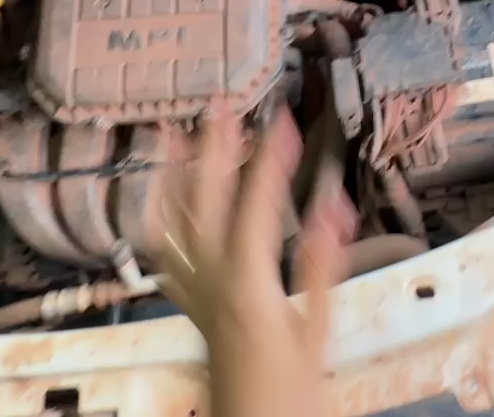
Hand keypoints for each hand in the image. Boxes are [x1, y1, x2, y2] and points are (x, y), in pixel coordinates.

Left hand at [158, 111, 357, 416]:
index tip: (283, 119)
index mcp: (246, 283)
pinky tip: (160, 191)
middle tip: (222, 105)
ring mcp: (192, 289)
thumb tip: (333, 203)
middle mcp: (210, 279)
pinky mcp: (188, 299)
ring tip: (174, 132)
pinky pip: (164, 250)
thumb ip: (320, 266)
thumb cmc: (291, 390)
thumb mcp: (316, 331)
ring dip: (175, 174)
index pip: (256, 205)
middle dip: (213, 149)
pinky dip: (160, 213)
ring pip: (174, 221)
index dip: (271, 159)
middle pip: (204, 202)